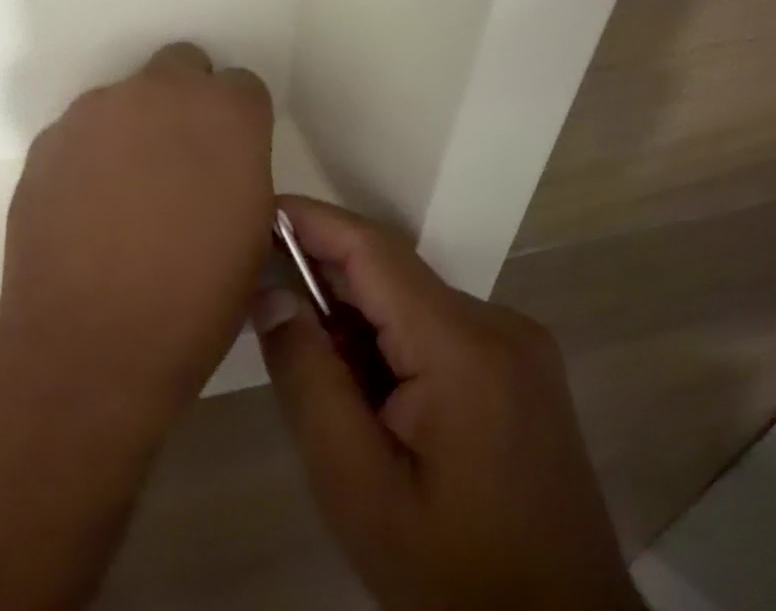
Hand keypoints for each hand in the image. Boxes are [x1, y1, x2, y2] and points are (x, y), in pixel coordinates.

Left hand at [0, 42, 273, 419]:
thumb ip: (238, 178)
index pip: (242, 87)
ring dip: (133, 130)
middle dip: (185, 104)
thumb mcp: (251, 237)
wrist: (90, 340)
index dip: (238, 125)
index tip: (229, 162)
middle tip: (178, 164)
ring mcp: (95, 113)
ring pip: (124, 99)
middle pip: (180, 69)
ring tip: (123, 196)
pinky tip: (85, 211)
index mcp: (226, 114)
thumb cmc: (194, 301)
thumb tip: (215, 173)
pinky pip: (80, 133)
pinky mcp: (47, 141)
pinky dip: (88, 157)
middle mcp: (159, 94)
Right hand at [254, 197, 642, 610]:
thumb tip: (272, 296)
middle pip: (393, 276)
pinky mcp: (523, 373)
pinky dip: (390, 344)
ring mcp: (520, 348)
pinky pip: (440, 331)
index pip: (373, 251)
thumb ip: (309, 379)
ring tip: (314, 375)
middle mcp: (501, 327)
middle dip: (325, 283)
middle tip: (261, 309)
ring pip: (413, 304)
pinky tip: (366, 395)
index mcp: (463, 348)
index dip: (311, 221)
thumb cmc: (448, 567)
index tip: (253, 209)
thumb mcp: (355, 482)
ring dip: (356, 321)